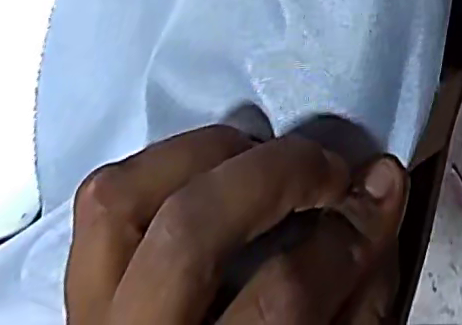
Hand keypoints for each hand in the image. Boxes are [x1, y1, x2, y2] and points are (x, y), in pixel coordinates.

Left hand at [65, 125, 408, 324]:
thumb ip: (363, 278)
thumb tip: (379, 182)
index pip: (281, 296)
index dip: (349, 232)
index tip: (380, 189)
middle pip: (188, 234)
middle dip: (279, 174)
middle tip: (329, 171)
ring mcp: (90, 315)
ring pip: (121, 198)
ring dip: (210, 153)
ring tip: (264, 160)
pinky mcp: (81, 285)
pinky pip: (104, 197)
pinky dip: (168, 161)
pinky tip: (220, 170)